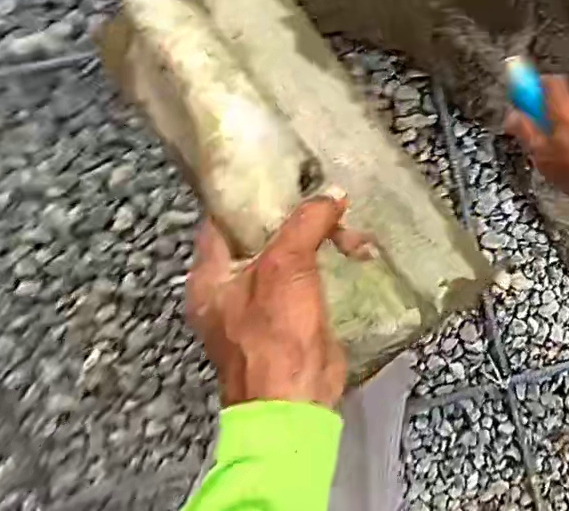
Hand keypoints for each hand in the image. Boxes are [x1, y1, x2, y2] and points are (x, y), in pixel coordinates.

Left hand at [186, 190, 363, 407]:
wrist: (296, 402)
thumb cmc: (275, 334)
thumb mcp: (286, 266)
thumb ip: (306, 221)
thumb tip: (333, 193)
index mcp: (211, 275)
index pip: (222, 218)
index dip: (248, 190)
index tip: (282, 167)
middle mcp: (232, 285)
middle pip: (264, 231)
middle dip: (300, 213)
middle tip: (330, 197)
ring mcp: (263, 300)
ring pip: (294, 249)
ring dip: (324, 237)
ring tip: (354, 235)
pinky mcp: (293, 312)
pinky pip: (311, 271)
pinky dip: (332, 257)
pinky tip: (357, 249)